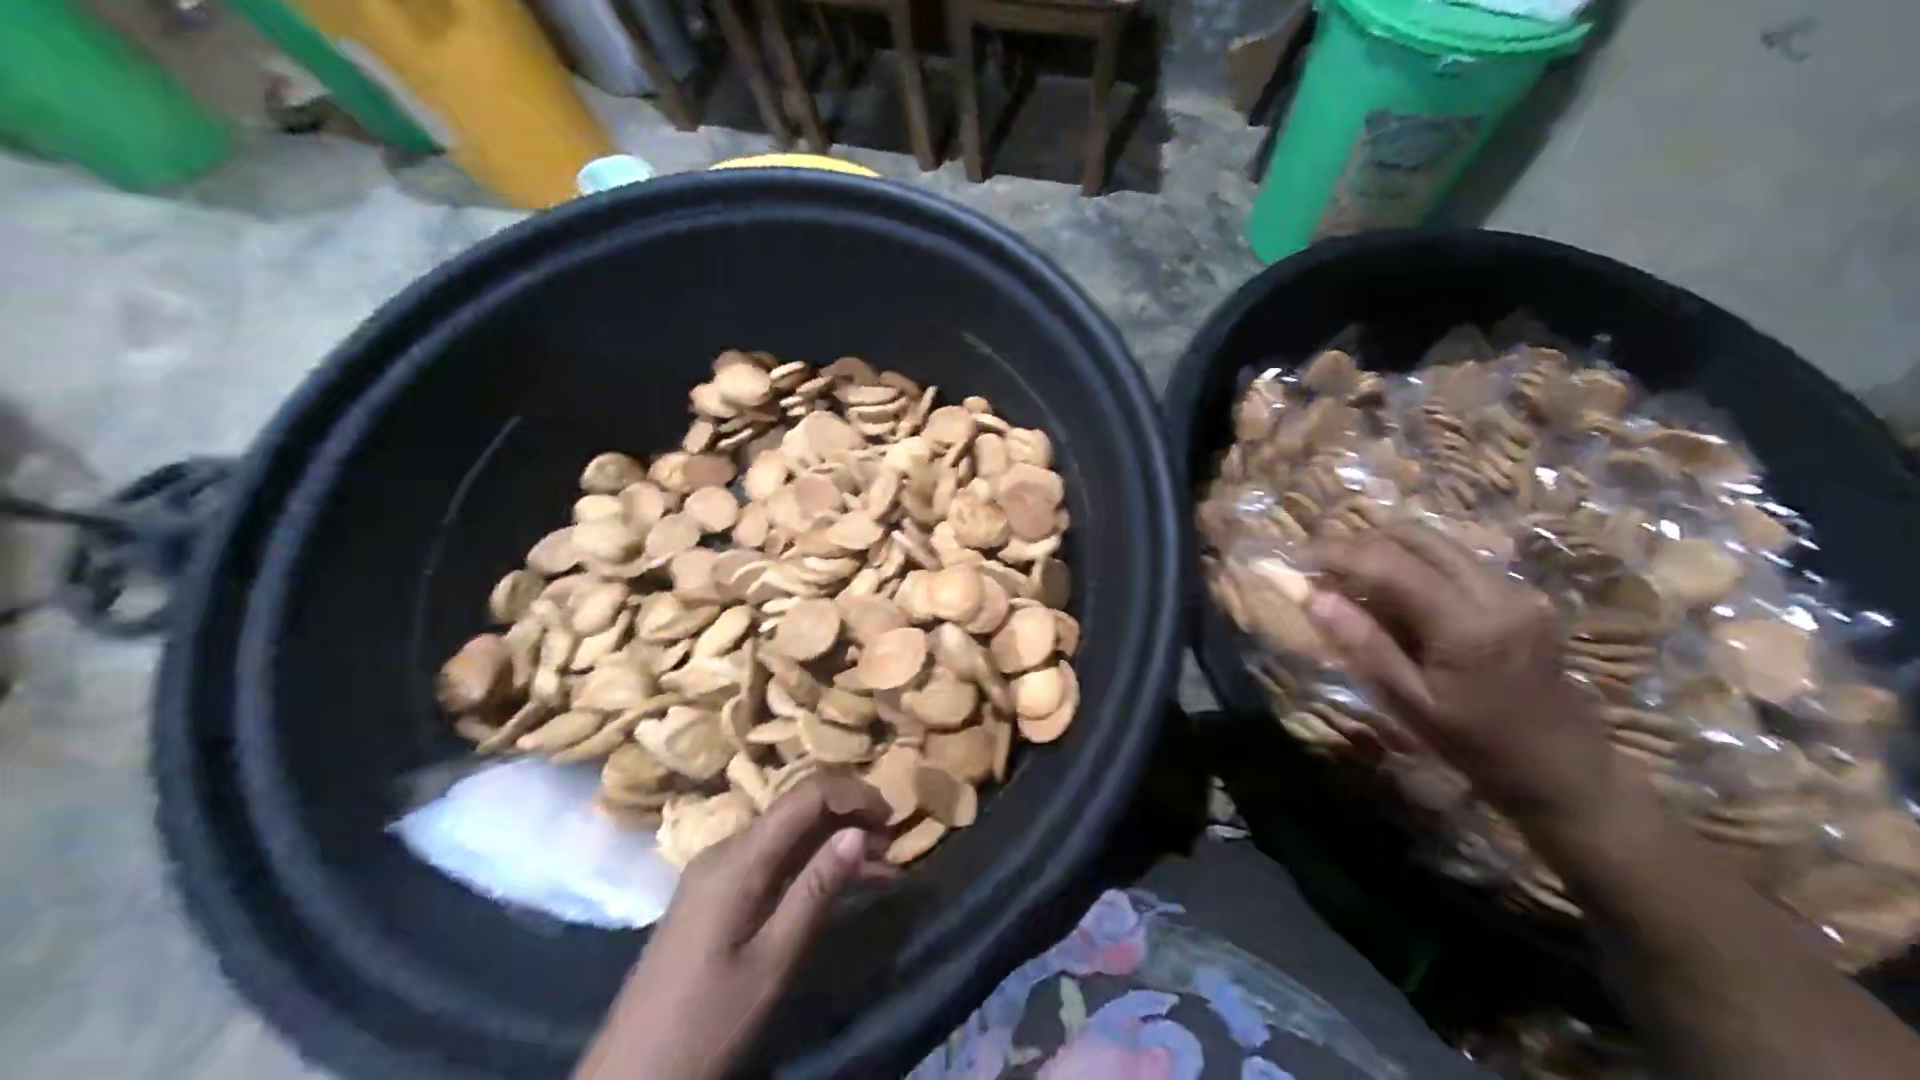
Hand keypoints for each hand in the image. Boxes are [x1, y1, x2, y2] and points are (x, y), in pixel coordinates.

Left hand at [574, 775, 895, 1079]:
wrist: (630, 1076)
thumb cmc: (707, 1022)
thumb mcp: (772, 961)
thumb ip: (816, 890)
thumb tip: (859, 831)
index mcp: (737, 859)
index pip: (803, 796)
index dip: (852, 794)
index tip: (893, 816)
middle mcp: (726, 851)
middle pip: (796, 812)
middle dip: (849, 819)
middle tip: (894, 848)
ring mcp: (718, 872)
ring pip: (788, 838)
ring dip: (834, 845)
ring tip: (883, 870)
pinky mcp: (716, 895)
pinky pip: (772, 862)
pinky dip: (810, 867)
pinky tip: (841, 886)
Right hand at [1305, 524, 1619, 834]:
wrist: (1567, 772)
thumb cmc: (1479, 747)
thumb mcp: (1411, 703)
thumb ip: (1364, 644)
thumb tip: (1312, 597)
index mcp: (1468, 624)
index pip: (1390, 564)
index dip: (1338, 554)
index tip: (1297, 558)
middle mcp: (1497, 592)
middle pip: (1416, 537)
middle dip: (1360, 541)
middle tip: (1321, 563)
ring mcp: (1516, 590)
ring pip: (1438, 542)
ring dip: (1387, 549)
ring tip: (1349, 575)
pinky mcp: (1521, 596)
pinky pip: (1456, 561)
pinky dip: (1414, 563)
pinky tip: (1393, 592)